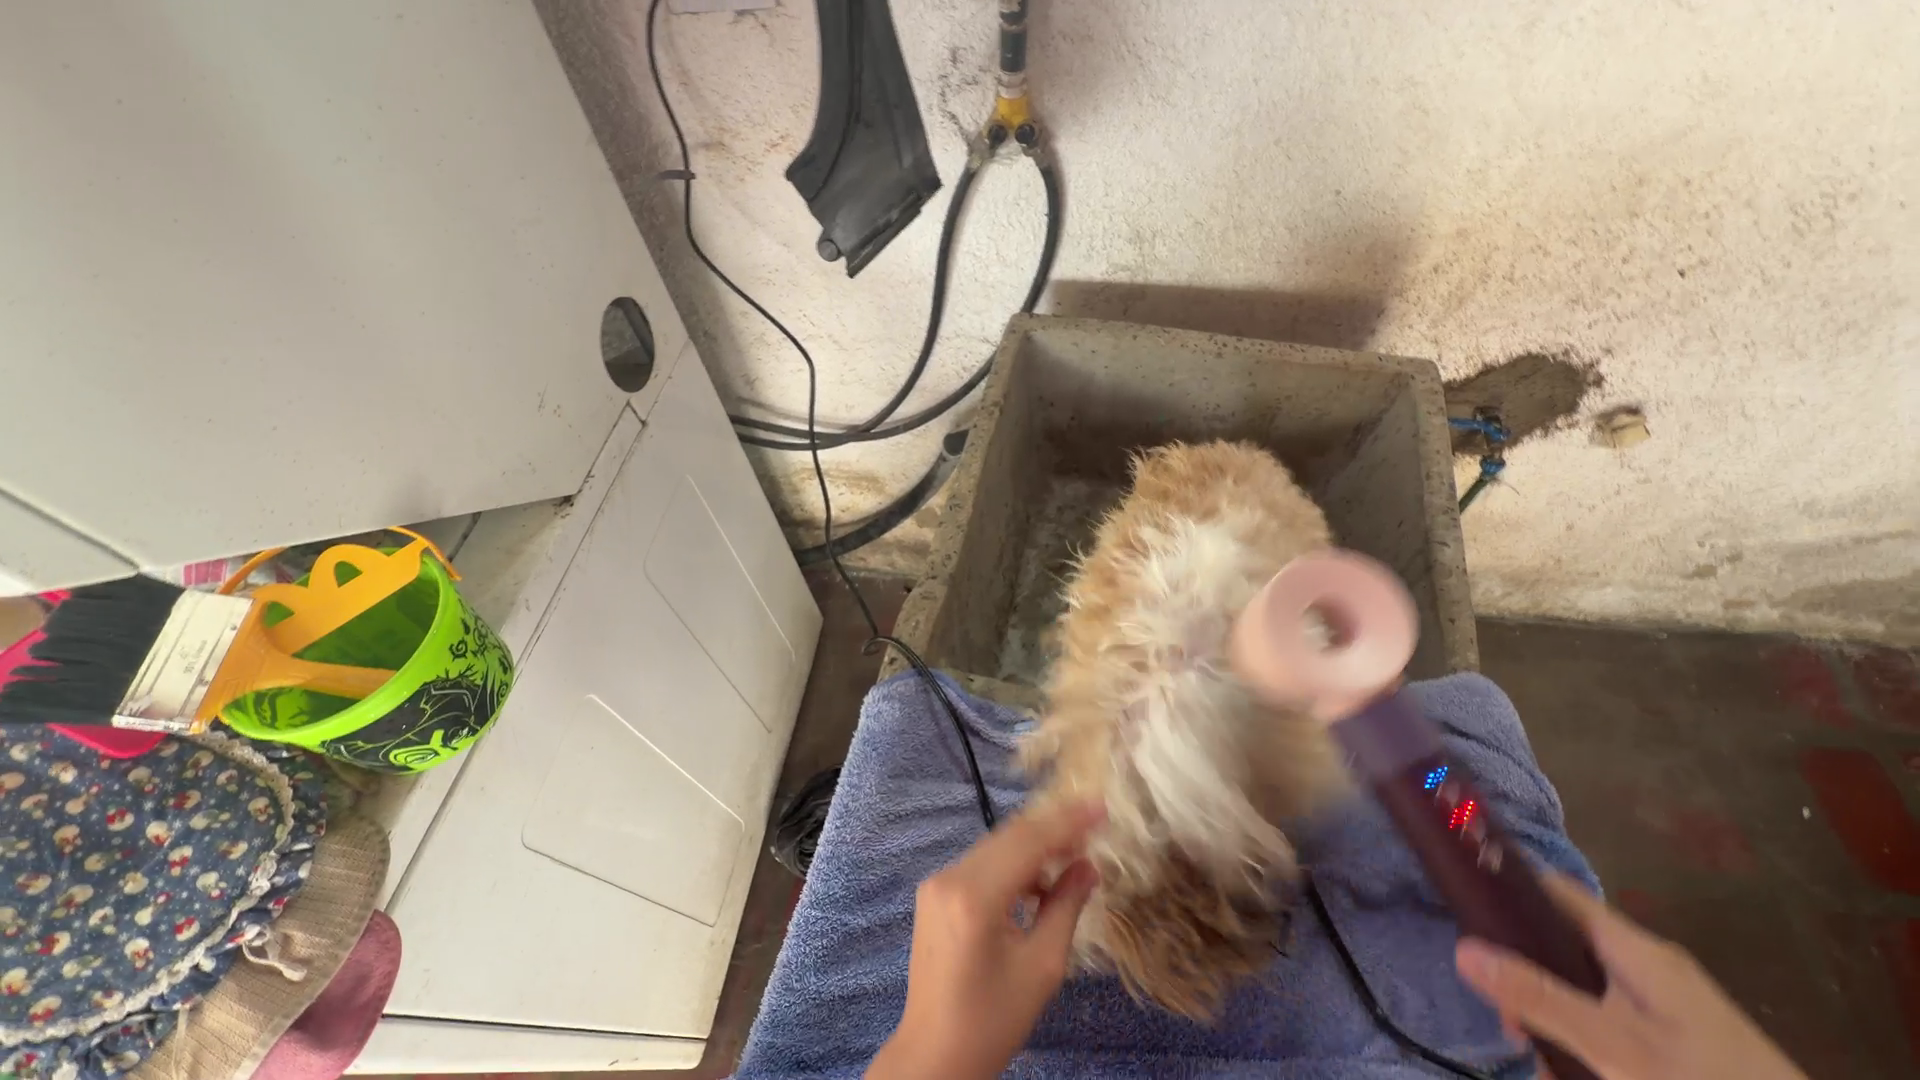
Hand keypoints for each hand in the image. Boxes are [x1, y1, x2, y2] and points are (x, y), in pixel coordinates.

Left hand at [866, 800, 1104, 1079]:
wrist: (934, 1054)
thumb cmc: (993, 1019)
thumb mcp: (1042, 966)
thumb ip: (1065, 907)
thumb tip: (1088, 866)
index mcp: (974, 897)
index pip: (1028, 842)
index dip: (1068, 822)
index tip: (1102, 808)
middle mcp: (949, 878)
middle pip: (1009, 837)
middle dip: (1053, 829)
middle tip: (1094, 825)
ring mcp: (936, 883)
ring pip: (994, 847)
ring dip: (1033, 847)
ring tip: (1073, 857)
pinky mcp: (933, 894)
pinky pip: (980, 865)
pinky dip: (1011, 865)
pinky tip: (1038, 881)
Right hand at [1455, 872, 1807, 1079]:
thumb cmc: (1704, 1078)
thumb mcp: (1614, 1045)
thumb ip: (1539, 996)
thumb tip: (1461, 947)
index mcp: (1633, 947)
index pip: (1555, 890)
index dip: (1507, 885)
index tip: (1463, 900)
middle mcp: (1646, 962)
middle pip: (1561, 942)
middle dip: (1523, 974)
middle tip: (1505, 1016)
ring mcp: (1664, 1000)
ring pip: (1580, 987)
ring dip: (1550, 1015)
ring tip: (1537, 1054)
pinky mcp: (1675, 1034)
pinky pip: (1606, 1017)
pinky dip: (1580, 1037)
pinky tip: (1570, 1068)